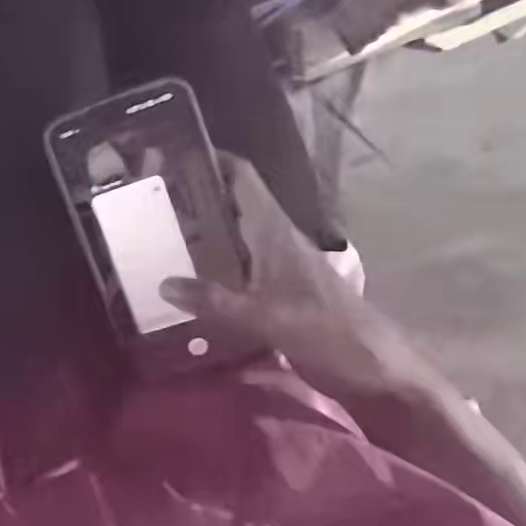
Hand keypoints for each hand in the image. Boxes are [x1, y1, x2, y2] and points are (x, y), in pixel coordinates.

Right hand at [160, 154, 453, 401]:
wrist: (377, 373)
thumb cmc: (329, 333)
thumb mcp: (269, 317)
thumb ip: (216, 301)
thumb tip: (163, 284)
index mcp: (275, 231)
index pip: (243, 177)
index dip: (213, 158)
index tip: (172, 153)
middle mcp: (273, 239)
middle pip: (231, 203)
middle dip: (195, 195)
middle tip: (149, 198)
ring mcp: (275, 265)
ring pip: (232, 234)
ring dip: (201, 230)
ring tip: (156, 232)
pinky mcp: (276, 290)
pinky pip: (236, 265)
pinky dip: (211, 263)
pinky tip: (185, 279)